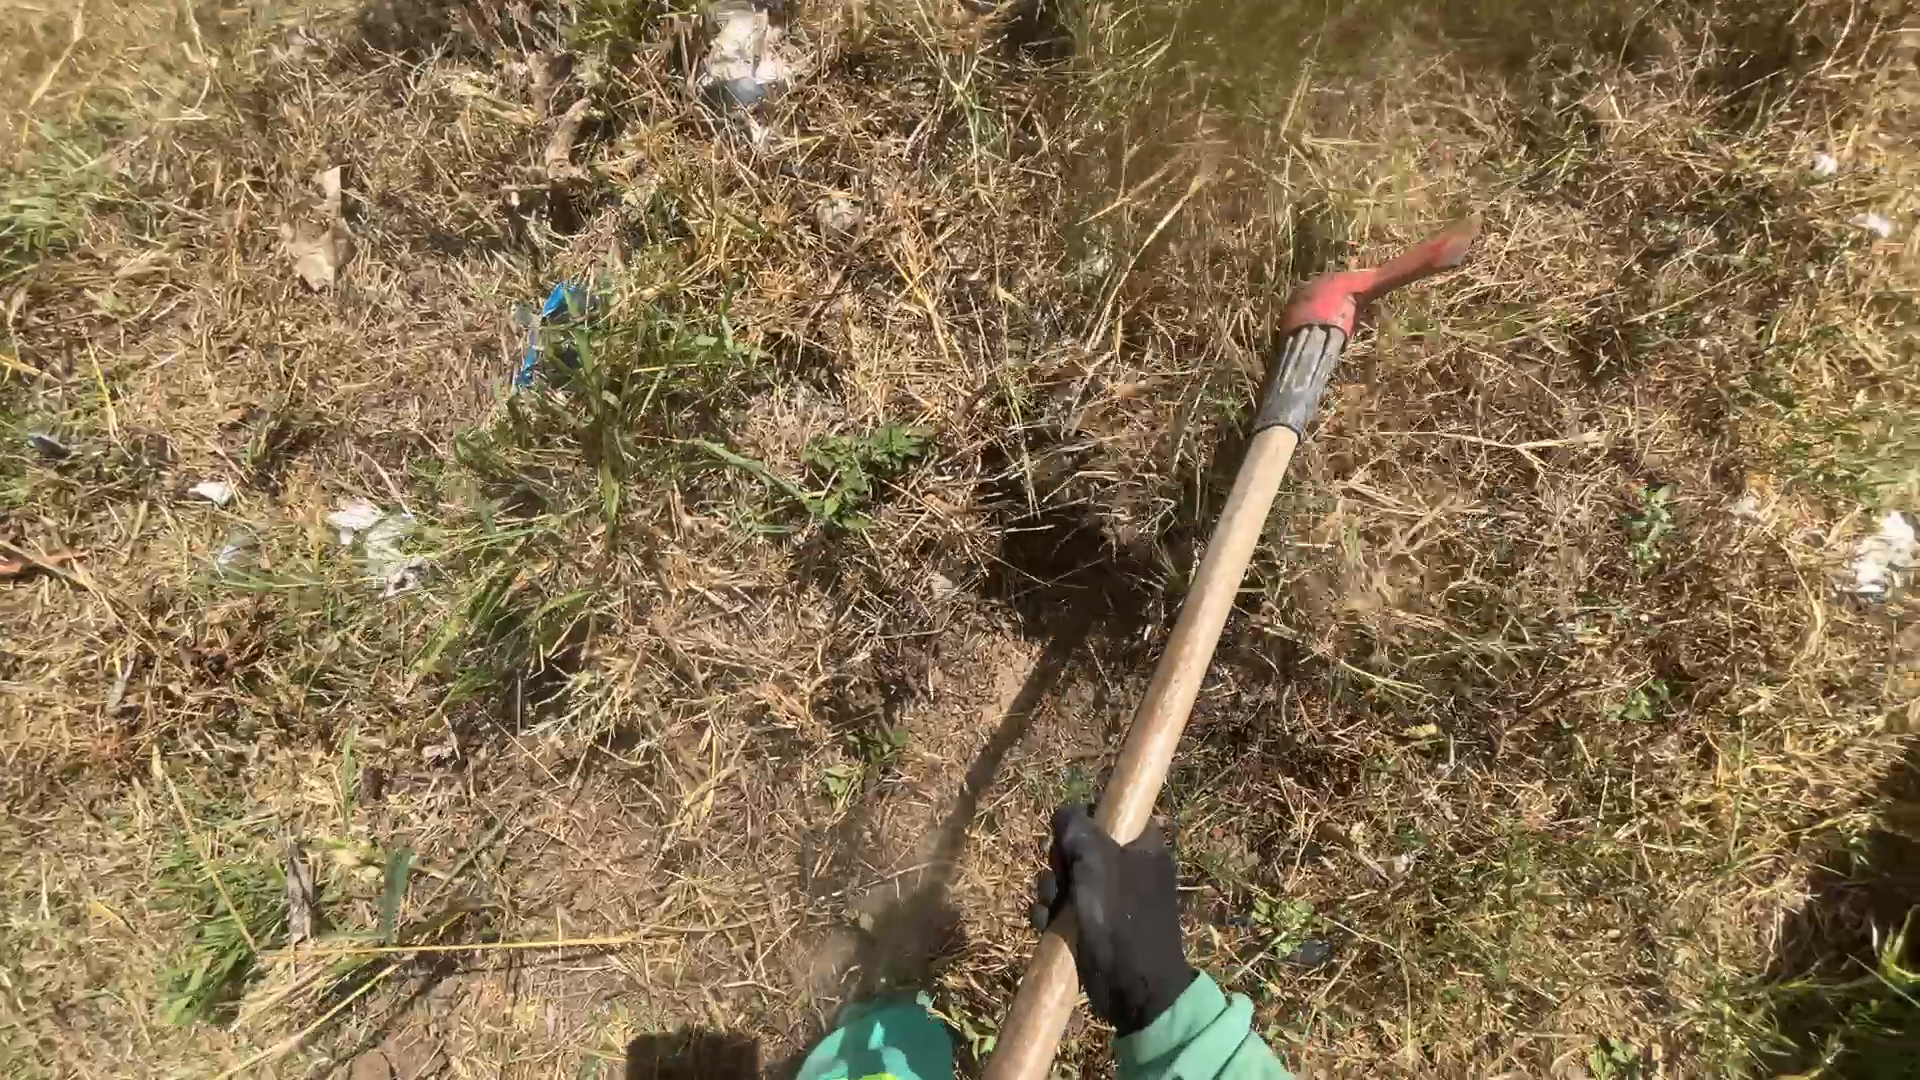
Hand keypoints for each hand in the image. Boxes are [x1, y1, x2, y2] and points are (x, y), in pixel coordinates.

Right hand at [1037, 805, 1196, 1034]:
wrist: (1133, 989)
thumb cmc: (1122, 914)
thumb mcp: (1098, 859)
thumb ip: (1078, 828)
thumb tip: (1063, 814)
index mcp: (1142, 845)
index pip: (1111, 813)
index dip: (1087, 818)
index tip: (1073, 832)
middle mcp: (1126, 867)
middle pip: (1080, 844)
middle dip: (1061, 858)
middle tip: (1062, 872)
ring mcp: (1108, 897)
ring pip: (1066, 875)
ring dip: (1050, 887)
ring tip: (1053, 904)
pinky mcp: (1091, 924)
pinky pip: (1060, 906)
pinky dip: (1050, 911)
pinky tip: (1045, 922)